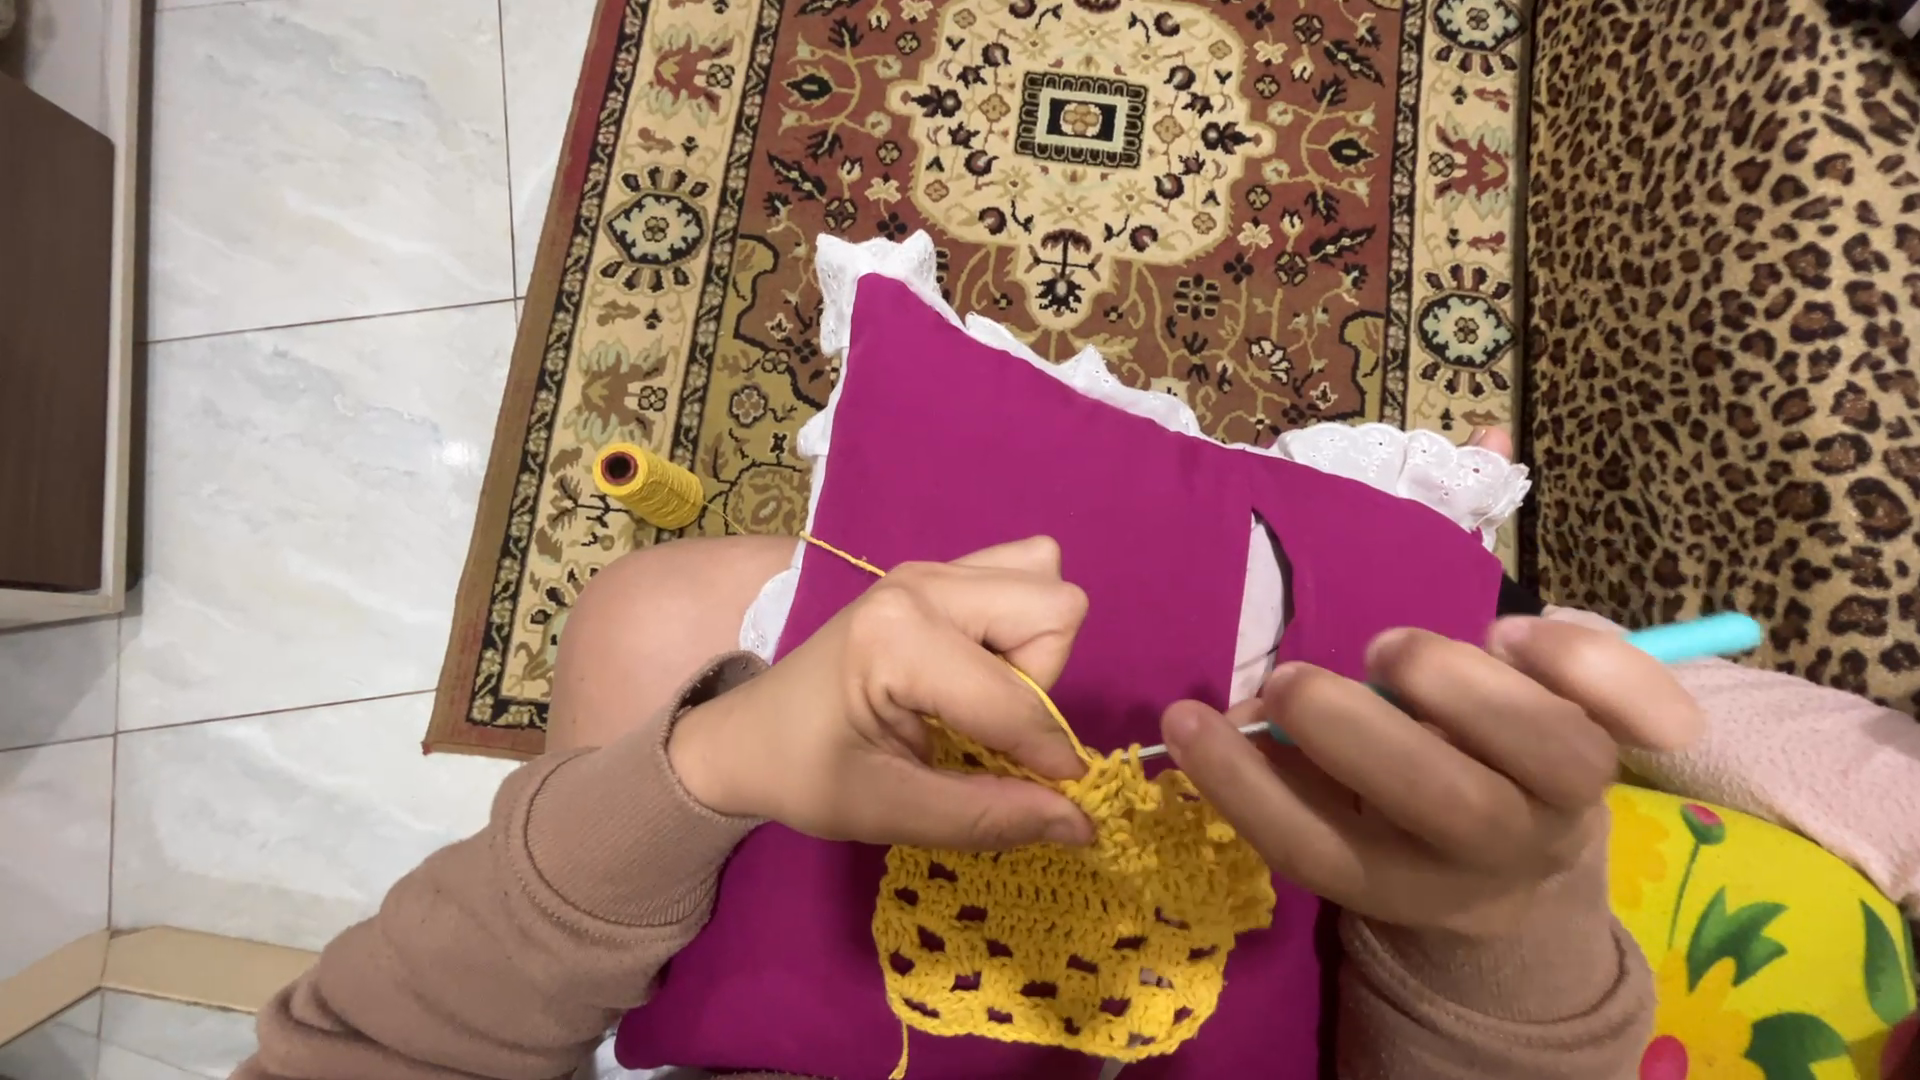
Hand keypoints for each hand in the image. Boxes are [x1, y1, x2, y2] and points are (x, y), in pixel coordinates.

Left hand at [667, 536, 1096, 850]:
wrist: (750, 731)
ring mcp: (930, 568)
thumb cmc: (808, 773)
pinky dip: (1021, 620)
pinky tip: (978, 663)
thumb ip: (991, 816)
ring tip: (981, 691)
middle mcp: (921, 583)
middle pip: (1054, 609)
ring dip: (1034, 647)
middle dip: (1040, 682)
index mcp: (898, 639)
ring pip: (1044, 582)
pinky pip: (1020, 572)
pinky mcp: (937, 571)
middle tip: (989, 727)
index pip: (1015, 696)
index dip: (1046, 756)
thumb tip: (1085, 825)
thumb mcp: (893, 811)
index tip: (1052, 796)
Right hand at [1160, 617, 1703, 935]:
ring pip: (1548, 753)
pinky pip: (1638, 710)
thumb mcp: (1326, 808)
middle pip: (1447, 807)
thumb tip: (1233, 711)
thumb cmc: (1392, 812)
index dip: (1240, 783)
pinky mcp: (1619, 749)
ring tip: (1389, 655)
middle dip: (1352, 726)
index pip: (1313, 848)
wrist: (1519, 857)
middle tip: (1290, 680)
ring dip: (1453, 683)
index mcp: (1401, 880)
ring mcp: (1568, 803)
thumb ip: (1277, 763)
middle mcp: (1494, 856)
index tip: (1182, 716)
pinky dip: (1586, 662)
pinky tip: (1512, 637)